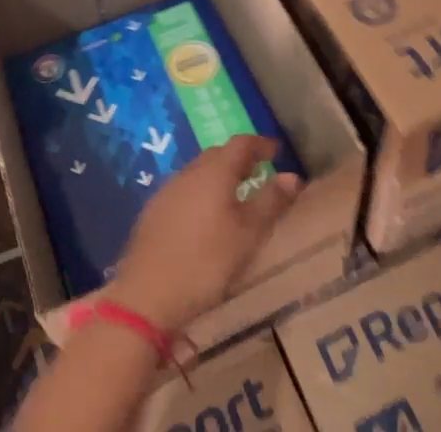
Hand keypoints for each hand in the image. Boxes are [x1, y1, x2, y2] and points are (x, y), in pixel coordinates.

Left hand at [106, 135, 302, 330]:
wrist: (147, 295)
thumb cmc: (206, 262)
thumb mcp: (248, 234)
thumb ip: (271, 202)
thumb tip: (293, 176)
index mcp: (213, 173)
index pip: (240, 144)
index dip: (260, 144)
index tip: (276, 151)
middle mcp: (187, 174)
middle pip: (216, 155)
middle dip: (238, 159)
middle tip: (257, 172)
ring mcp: (166, 192)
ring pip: (197, 173)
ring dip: (218, 176)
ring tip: (234, 195)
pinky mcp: (152, 213)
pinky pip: (183, 191)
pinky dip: (200, 193)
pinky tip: (205, 217)